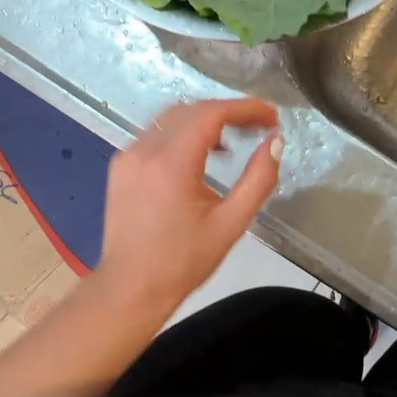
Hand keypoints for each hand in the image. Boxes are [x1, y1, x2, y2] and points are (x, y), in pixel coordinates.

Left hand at [92, 99, 281, 313]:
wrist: (131, 287)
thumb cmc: (184, 261)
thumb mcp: (231, 224)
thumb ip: (258, 180)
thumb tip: (275, 144)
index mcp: (172, 162)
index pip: (212, 113)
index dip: (246, 108)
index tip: (272, 117)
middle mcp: (144, 150)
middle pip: (191, 110)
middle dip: (228, 111)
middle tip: (259, 127)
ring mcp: (128, 156)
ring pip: (170, 118)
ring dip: (205, 121)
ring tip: (234, 140)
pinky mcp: (121, 167)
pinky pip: (154, 134)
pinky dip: (182, 134)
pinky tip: (200, 157)